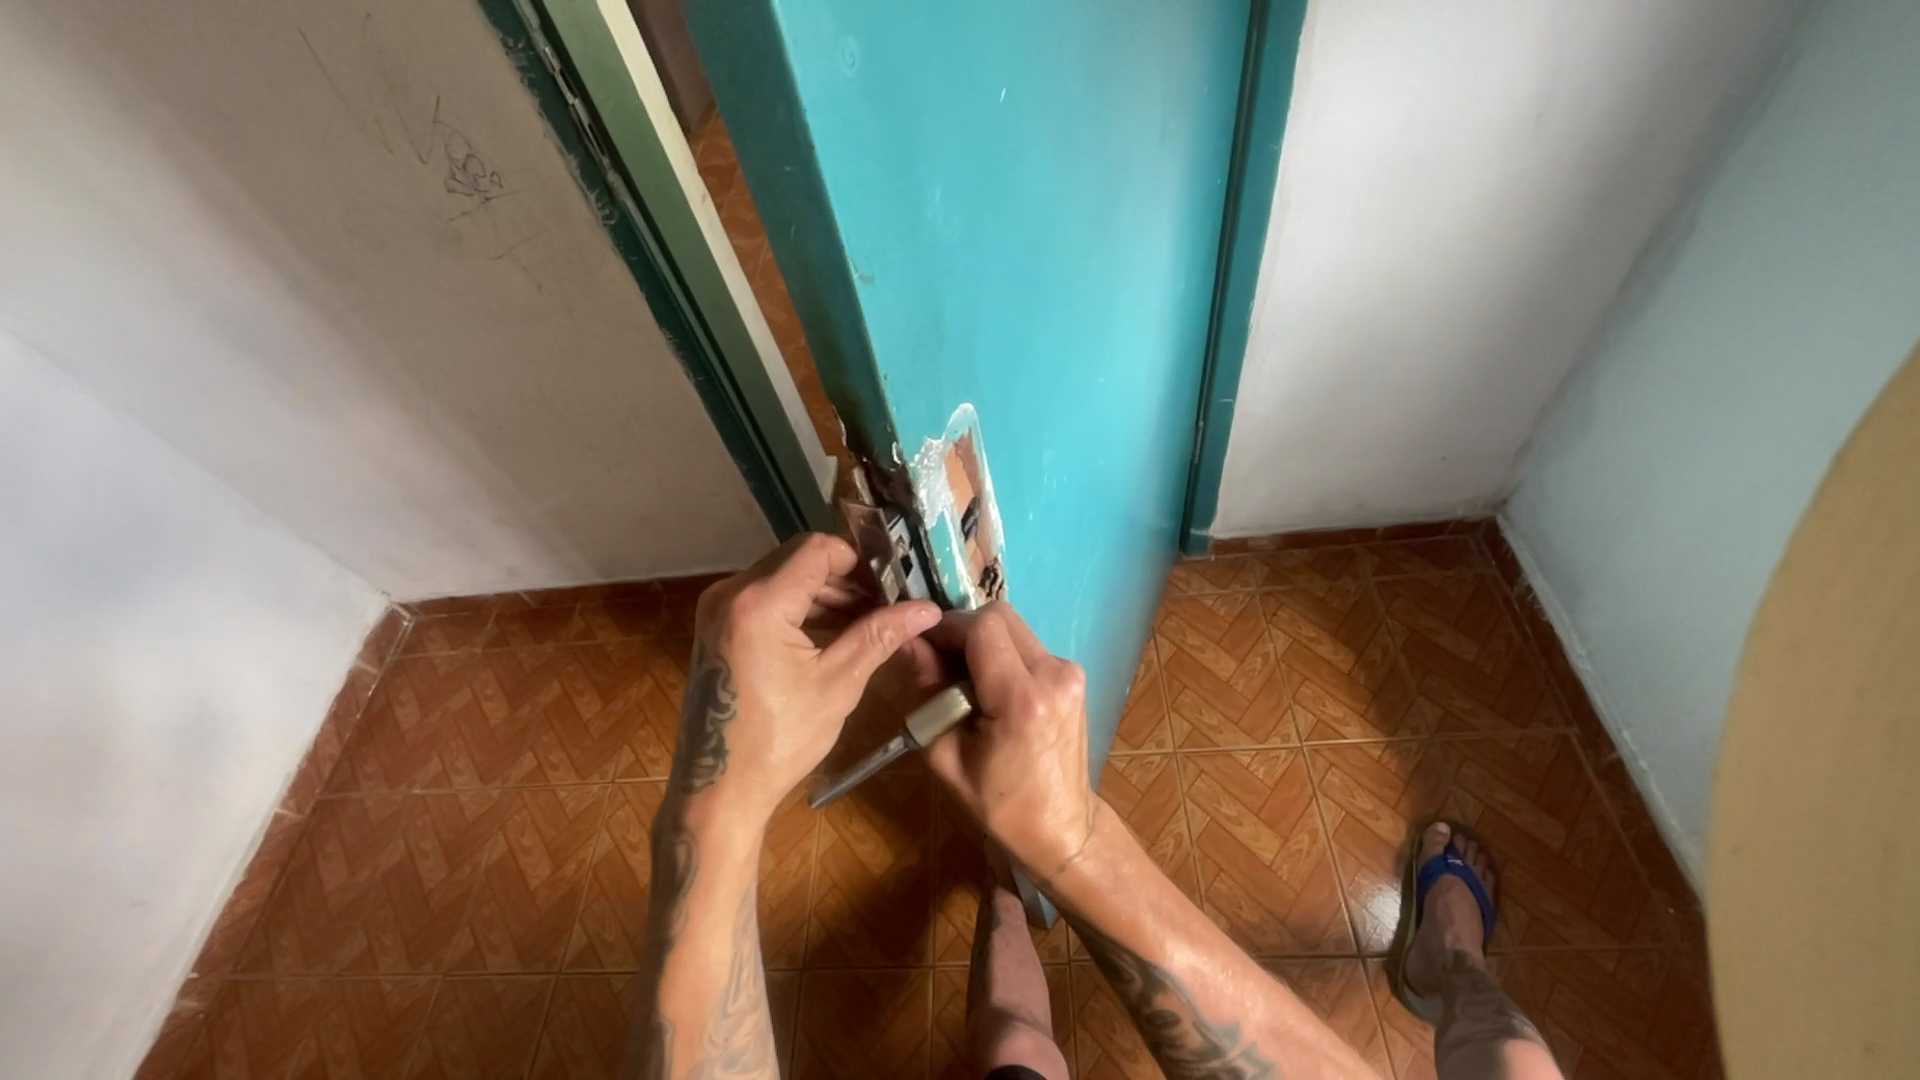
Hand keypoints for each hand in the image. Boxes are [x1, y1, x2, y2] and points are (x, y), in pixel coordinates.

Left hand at [674, 533, 940, 822]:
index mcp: (759, 603)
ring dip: (824, 592)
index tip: (893, 583)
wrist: (718, 788)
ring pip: (783, 576)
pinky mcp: (717, 626)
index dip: (859, 561)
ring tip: (868, 618)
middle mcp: (730, 593)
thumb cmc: (780, 741)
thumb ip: (880, 635)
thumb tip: (927, 609)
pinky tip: (834, 630)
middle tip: (887, 602)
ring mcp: (718, 609)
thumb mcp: (838, 684)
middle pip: (799, 558)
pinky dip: (799, 607)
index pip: (818, 550)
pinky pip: (765, 597)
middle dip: (846, 577)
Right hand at [923, 602, 1097, 878]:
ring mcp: (1070, 673)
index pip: (982, 628)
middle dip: (964, 628)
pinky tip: (988, 686)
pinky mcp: (1073, 676)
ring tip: (961, 676)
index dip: (947, 627)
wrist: (1061, 828)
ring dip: (983, 641)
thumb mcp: (946, 756)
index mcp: (1022, 700)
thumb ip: (928, 692)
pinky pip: (1027, 646)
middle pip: (1001, 617)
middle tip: (939, 658)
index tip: (923, 643)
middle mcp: (1054, 676)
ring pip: (1015, 628)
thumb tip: (909, 642)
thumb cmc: (998, 804)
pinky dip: (1002, 653)